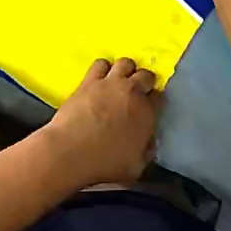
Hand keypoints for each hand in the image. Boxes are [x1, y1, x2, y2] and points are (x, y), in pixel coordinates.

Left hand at [38, 58, 161, 187]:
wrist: (71, 151)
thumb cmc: (105, 163)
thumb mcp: (136, 166)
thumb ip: (146, 151)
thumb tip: (149, 143)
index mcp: (147, 114)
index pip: (159, 97)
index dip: (155, 101)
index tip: (150, 106)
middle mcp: (132, 93)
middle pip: (146, 75)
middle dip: (144, 81)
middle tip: (137, 91)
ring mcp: (110, 84)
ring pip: (125, 63)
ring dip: (126, 70)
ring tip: (120, 80)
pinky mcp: (89, 81)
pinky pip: (101, 63)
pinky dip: (103, 68)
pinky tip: (100, 76)